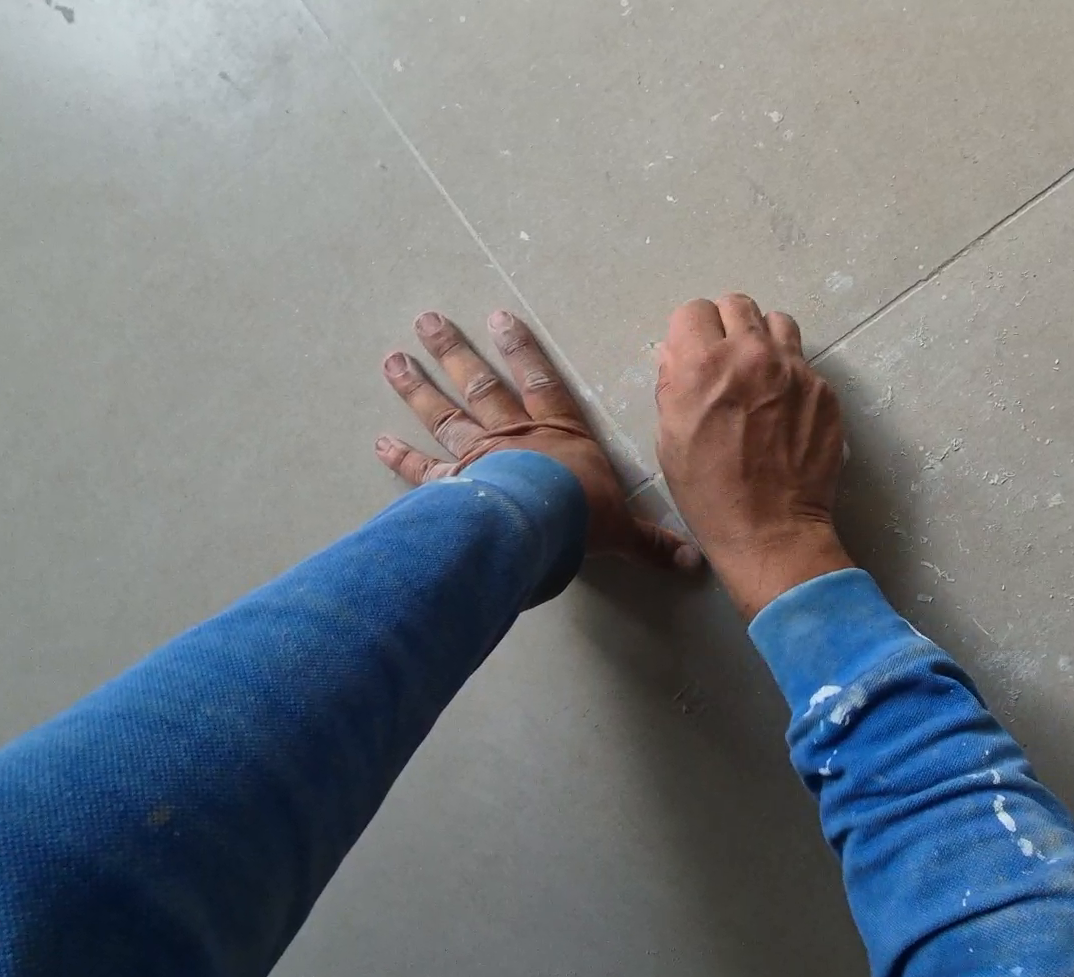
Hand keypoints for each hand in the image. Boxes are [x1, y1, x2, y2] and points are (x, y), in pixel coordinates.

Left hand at [377, 310, 700, 570]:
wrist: (542, 527)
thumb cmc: (585, 517)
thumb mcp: (625, 529)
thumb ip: (653, 543)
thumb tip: (695, 562)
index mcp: (558, 434)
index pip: (540, 382)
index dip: (520, 350)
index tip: (497, 318)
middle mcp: (514, 436)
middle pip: (480, 386)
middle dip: (455, 352)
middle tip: (427, 320)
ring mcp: (479, 457)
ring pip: (445, 415)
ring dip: (419, 388)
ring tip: (394, 358)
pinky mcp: (453, 487)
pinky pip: (424, 470)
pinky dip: (401, 458)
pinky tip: (378, 441)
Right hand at [655, 294, 852, 619]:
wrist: (771, 530)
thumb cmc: (709, 493)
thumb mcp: (669, 439)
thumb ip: (672, 384)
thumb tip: (676, 354)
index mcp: (702, 365)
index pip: (693, 310)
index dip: (690, 333)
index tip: (694, 356)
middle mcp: (751, 356)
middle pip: (737, 305)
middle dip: (726, 328)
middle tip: (726, 363)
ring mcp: (794, 371)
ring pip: (777, 323)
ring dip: (763, 341)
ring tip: (760, 377)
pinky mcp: (824, 391)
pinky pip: (803, 363)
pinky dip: (790, 376)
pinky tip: (785, 411)